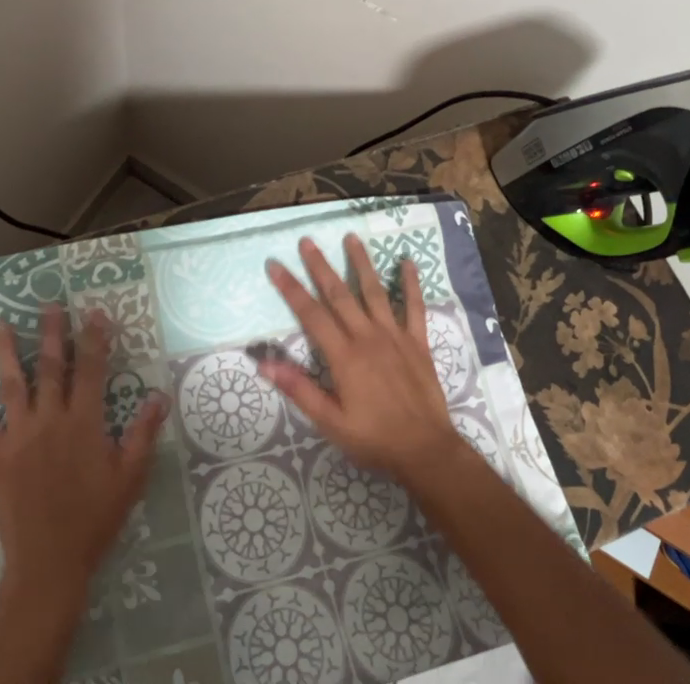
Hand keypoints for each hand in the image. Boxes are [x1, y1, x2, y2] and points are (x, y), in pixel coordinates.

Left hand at [0, 305, 167, 604]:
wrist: (50, 561)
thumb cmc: (95, 518)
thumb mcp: (130, 477)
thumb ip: (143, 433)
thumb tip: (159, 395)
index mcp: (83, 422)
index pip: (91, 370)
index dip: (94, 339)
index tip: (95, 314)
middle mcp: (48, 420)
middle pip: (51, 367)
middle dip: (52, 333)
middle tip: (50, 305)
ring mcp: (16, 436)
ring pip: (11, 384)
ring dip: (7, 351)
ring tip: (1, 324)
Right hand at [259, 235, 467, 482]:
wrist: (425, 450)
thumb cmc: (373, 439)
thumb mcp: (329, 421)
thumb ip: (298, 388)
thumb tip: (264, 363)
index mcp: (343, 356)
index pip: (310, 313)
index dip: (290, 288)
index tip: (274, 264)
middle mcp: (367, 337)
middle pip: (339, 294)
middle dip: (320, 266)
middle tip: (307, 240)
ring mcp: (395, 336)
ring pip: (374, 292)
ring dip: (361, 263)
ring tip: (351, 238)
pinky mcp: (418, 343)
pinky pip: (414, 307)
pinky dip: (411, 284)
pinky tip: (408, 263)